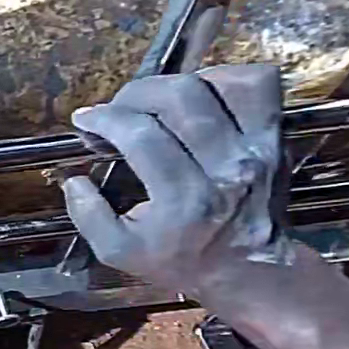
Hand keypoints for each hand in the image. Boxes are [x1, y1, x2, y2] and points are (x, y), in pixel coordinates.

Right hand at [61, 64, 297, 306]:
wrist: (246, 270)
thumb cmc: (179, 260)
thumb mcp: (119, 252)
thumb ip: (89, 215)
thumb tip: (73, 179)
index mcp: (183, 200)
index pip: (141, 135)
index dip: (105, 119)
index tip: (86, 120)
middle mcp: (225, 168)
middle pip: (179, 98)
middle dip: (135, 94)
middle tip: (116, 109)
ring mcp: (257, 148)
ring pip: (220, 84)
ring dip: (177, 84)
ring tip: (155, 102)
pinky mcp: (275, 137)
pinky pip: (259, 85)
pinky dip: (225, 78)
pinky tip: (200, 96)